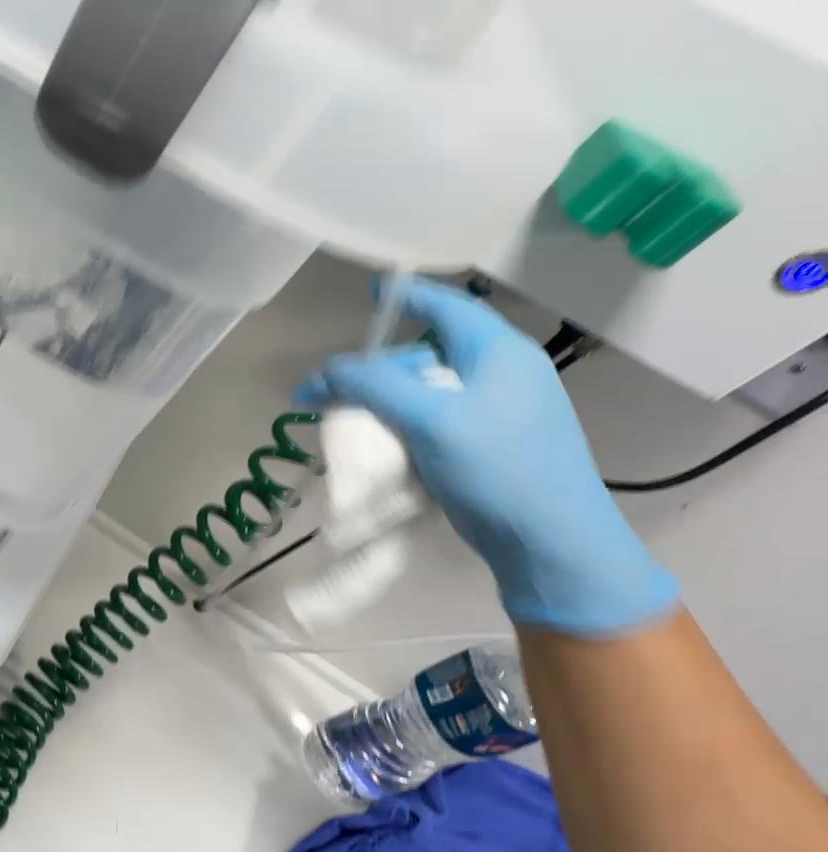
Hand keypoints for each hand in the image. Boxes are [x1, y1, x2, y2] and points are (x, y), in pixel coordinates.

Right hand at [295, 279, 677, 636]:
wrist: (546, 540)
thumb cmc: (496, 468)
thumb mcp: (430, 419)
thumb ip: (376, 386)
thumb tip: (327, 369)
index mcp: (498, 353)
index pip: (448, 308)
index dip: (409, 296)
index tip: (373, 291)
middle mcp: (499, 375)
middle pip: (424, 356)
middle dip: (373, 370)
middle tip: (325, 393)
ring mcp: (494, 413)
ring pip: (424, 392)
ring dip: (381, 403)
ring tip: (343, 425)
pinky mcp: (484, 447)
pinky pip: (431, 424)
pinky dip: (399, 428)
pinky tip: (376, 448)